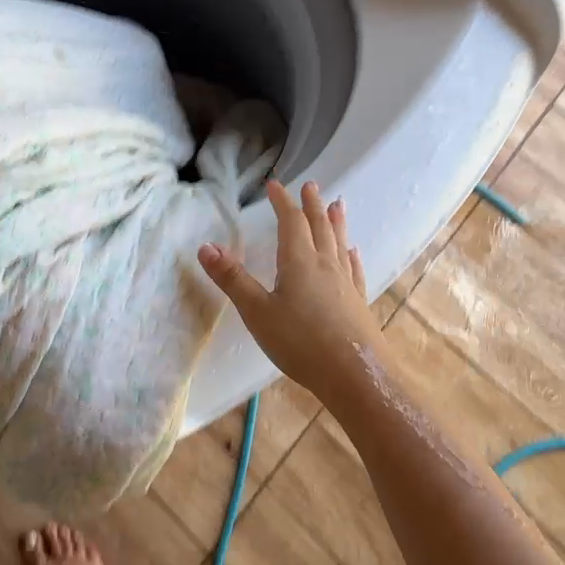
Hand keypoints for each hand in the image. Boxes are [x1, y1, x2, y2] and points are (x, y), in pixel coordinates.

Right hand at [197, 181, 383, 392]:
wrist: (358, 379)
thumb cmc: (302, 343)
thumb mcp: (257, 312)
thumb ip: (232, 279)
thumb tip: (205, 246)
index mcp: (299, 261)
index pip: (291, 221)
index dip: (282, 201)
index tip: (274, 185)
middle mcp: (325, 265)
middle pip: (319, 226)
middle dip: (311, 205)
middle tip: (310, 185)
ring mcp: (346, 285)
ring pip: (339, 243)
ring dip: (335, 222)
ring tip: (337, 204)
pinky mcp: (359, 304)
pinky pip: (354, 270)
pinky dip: (350, 255)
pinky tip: (353, 253)